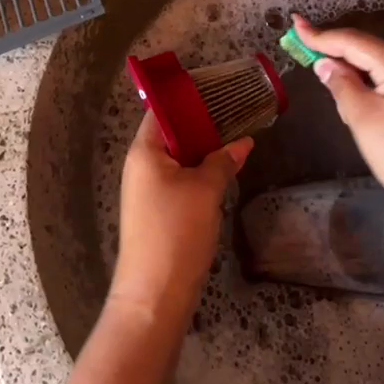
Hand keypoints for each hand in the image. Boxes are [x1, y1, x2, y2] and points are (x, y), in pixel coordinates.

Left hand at [108, 114, 251, 324]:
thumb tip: (242, 142)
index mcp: (144, 151)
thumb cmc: (176, 232)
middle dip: (203, 124)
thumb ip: (223, 160)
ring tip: (237, 137)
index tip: (219, 89)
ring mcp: (148, 189)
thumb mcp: (205, 190)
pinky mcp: (158, 210)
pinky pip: (180, 178)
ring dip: (204, 149)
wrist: (155, 294)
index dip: (188, 98)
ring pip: (179, 158)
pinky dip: (200, 171)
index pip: (163, 110)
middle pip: (172, 133)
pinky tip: (224, 170)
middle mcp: (141, 165)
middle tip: (237, 111)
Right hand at [291, 14, 383, 228]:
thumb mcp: (362, 117)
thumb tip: (326, 64)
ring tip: (323, 74)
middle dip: (335, 50)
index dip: (322, 35)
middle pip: (368, 50)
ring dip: (351, 69)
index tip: (295, 24)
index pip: (355, 42)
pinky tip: (351, 93)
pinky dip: (367, 83)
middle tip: (301, 44)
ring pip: (379, 66)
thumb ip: (341, 84)